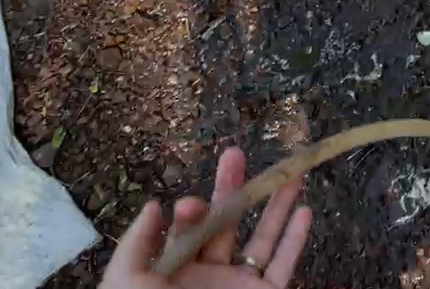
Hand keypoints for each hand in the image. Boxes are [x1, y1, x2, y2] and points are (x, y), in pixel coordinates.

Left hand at [101, 148, 313, 288]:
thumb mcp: (124, 288)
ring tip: (292, 170)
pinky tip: (305, 210)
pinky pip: (283, 266)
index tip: (191, 202)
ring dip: (278, 204)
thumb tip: (154, 204)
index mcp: (172, 277)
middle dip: (232, 188)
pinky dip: (297, 240)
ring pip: (263, 238)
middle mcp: (207, 278)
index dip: (192, 211)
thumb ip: (135, 247)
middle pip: (225, 224)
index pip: (187, 231)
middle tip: (235, 153)